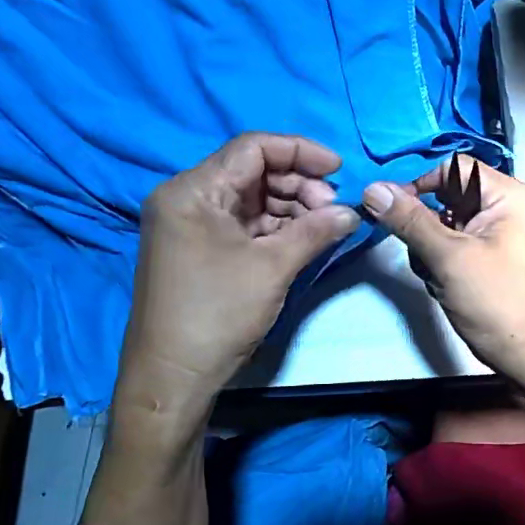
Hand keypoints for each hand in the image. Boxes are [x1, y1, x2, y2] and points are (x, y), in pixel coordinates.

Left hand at [122, 133, 359, 402]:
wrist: (172, 376)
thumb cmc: (217, 314)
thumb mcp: (272, 267)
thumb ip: (315, 231)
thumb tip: (352, 212)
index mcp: (192, 190)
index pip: (252, 148)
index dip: (300, 151)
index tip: (338, 169)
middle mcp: (186, 197)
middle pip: (252, 171)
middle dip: (298, 185)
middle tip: (332, 210)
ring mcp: (190, 224)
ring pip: (250, 199)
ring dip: (289, 207)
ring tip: (323, 227)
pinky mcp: (198, 247)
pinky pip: (241, 223)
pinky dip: (273, 227)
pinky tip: (302, 238)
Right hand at [361, 156, 524, 385]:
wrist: (520, 351)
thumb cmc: (494, 300)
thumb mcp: (448, 257)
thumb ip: (409, 220)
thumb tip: (373, 189)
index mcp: (506, 194)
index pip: (451, 167)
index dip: (420, 181)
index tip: (391, 206)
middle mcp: (499, 204)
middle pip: (442, 193)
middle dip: (422, 222)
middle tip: (419, 249)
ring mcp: (488, 229)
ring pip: (438, 220)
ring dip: (425, 245)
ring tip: (435, 271)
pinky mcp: (478, 251)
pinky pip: (443, 240)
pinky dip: (433, 258)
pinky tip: (439, 280)